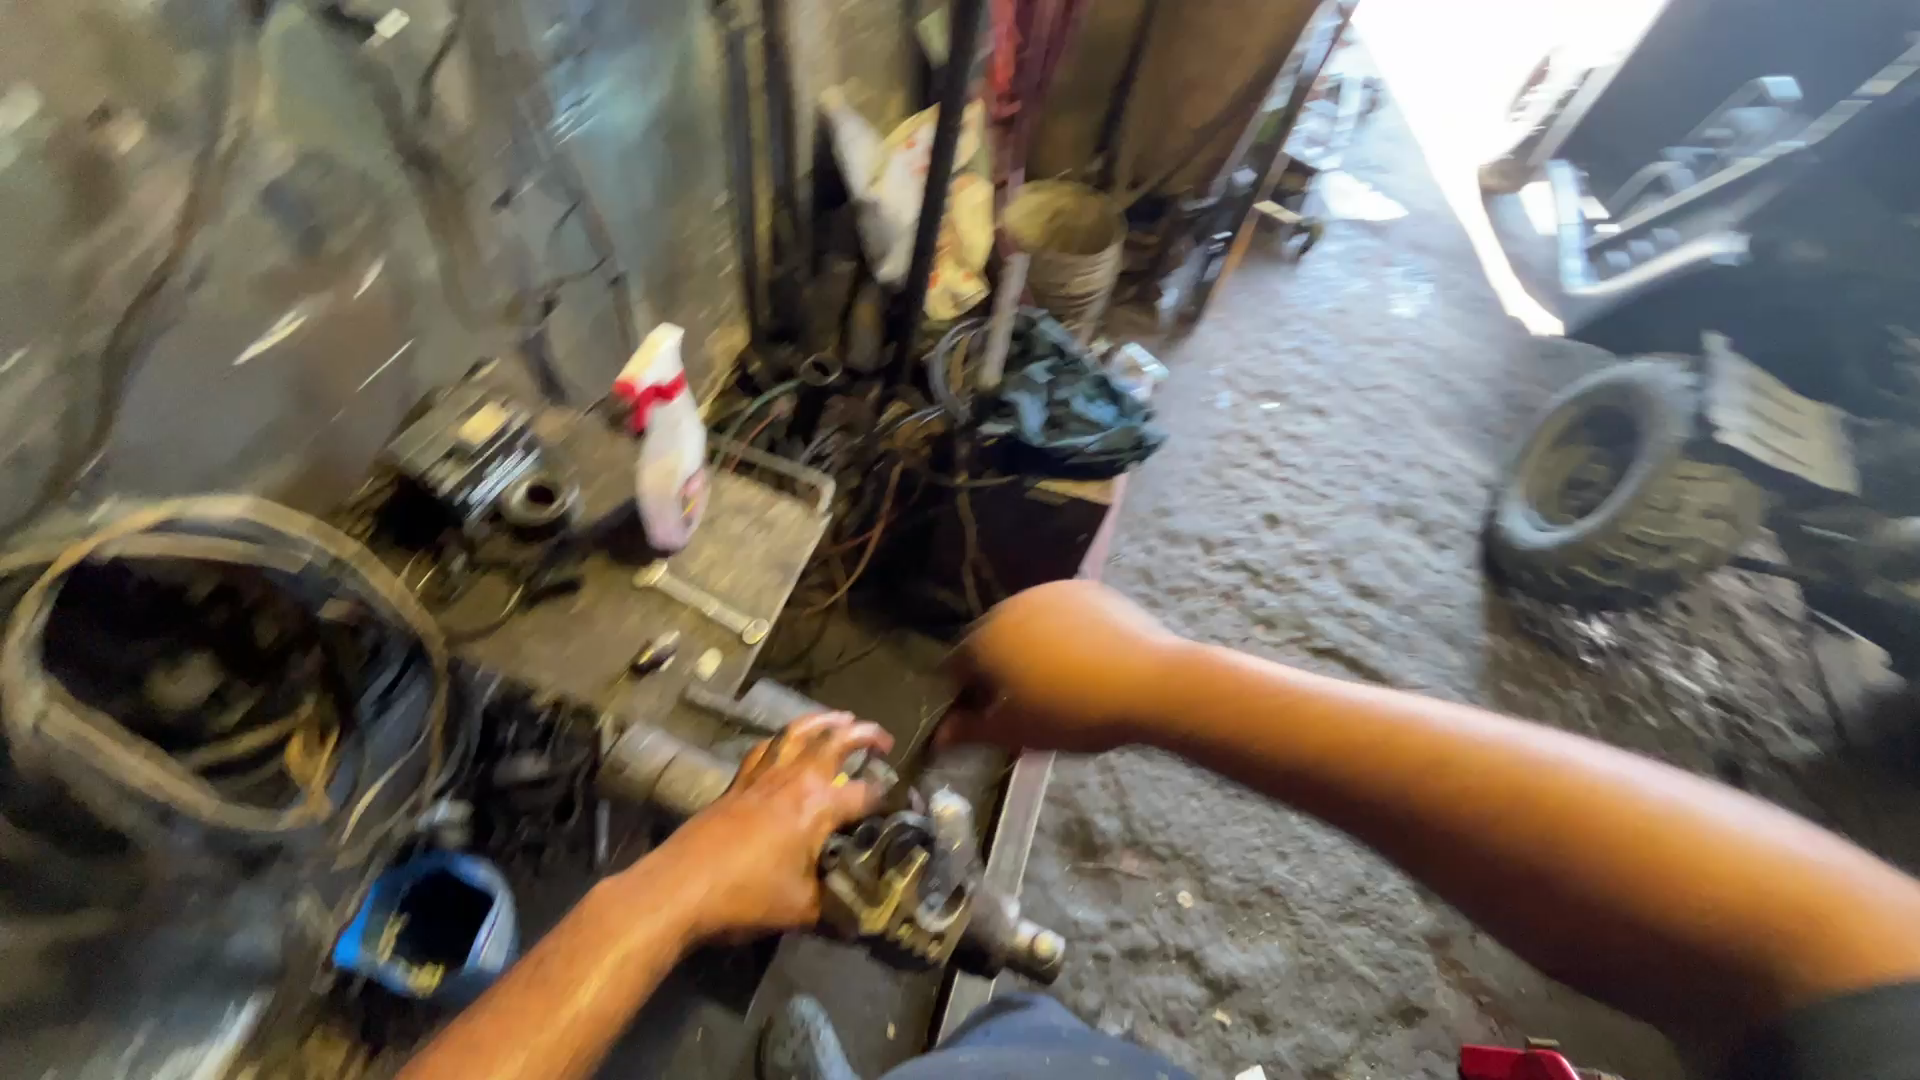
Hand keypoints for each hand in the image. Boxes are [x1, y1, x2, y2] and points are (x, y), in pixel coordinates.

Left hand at [638, 712, 892, 942]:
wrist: (680, 888)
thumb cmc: (746, 897)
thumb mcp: (802, 910)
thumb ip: (835, 906)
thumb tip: (860, 918)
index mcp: (820, 806)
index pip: (866, 793)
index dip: (887, 796)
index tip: (900, 801)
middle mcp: (796, 780)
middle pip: (836, 742)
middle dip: (865, 734)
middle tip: (883, 738)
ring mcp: (764, 776)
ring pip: (798, 733)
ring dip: (824, 721)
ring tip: (841, 717)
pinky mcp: (738, 783)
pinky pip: (766, 748)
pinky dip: (783, 738)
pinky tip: (786, 742)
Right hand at [939, 580, 1182, 754]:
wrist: (1151, 682)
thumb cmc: (1075, 712)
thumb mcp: (1019, 732)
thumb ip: (971, 731)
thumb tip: (938, 737)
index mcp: (985, 639)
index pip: (955, 666)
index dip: (964, 693)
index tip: (983, 716)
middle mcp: (1009, 606)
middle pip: (989, 639)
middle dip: (996, 667)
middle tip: (1020, 700)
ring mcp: (1049, 591)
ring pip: (1024, 622)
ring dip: (1027, 647)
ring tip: (1056, 679)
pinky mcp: (1085, 588)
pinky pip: (1058, 612)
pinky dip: (1060, 631)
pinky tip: (1084, 657)